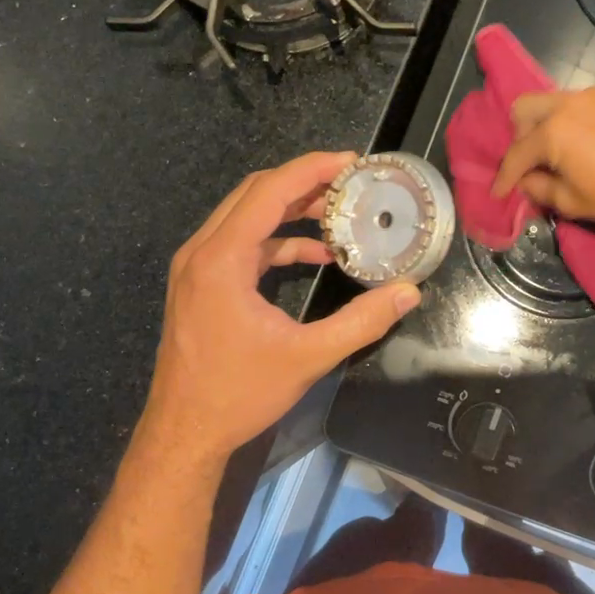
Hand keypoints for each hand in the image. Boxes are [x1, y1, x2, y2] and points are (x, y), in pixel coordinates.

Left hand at [137, 151, 419, 465]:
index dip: (311, 169)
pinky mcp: (201, 287)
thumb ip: (362, 321)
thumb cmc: (240, 392)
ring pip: (246, 218)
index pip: (268, 192)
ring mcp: (197, 269)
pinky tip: (313, 256)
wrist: (185, 431)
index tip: (351, 162)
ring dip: (290, 211)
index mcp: (221, 259)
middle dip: (304, 184)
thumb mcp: (308, 356)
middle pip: (254, 195)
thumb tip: (409, 292)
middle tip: (351, 184)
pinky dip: (277, 242)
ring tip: (337, 214)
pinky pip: (241, 246)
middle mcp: (202, 252)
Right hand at [491, 86, 594, 227]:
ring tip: (558, 152)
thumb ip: (541, 190)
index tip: (499, 193)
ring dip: (547, 125)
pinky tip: (589, 142)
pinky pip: (584, 103)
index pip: (516, 154)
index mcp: (552, 131)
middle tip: (528, 164)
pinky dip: (575, 120)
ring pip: (555, 102)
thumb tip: (527, 183)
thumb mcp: (573, 202)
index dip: (505, 177)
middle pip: (525, 109)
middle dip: (519, 137)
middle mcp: (568, 103)